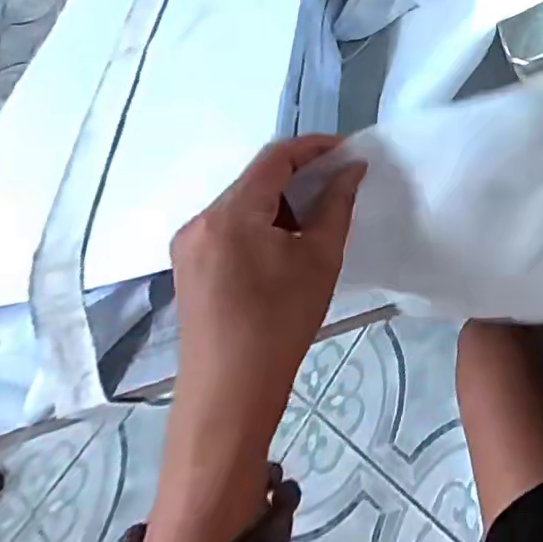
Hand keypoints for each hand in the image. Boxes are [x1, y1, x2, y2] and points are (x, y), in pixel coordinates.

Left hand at [150, 137, 362, 541]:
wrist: (228, 395)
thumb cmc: (280, 321)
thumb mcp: (320, 257)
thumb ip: (336, 203)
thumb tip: (351, 168)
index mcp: (230, 214)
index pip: (274, 157)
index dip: (314, 146)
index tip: (349, 150)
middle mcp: (201, 220)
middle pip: (256, 177)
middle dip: (301, 172)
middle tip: (341, 181)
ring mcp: (190, 244)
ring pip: (244, 200)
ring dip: (283, 197)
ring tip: (320, 213)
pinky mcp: (190, 265)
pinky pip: (231, 223)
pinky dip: (264, 219)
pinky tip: (289, 239)